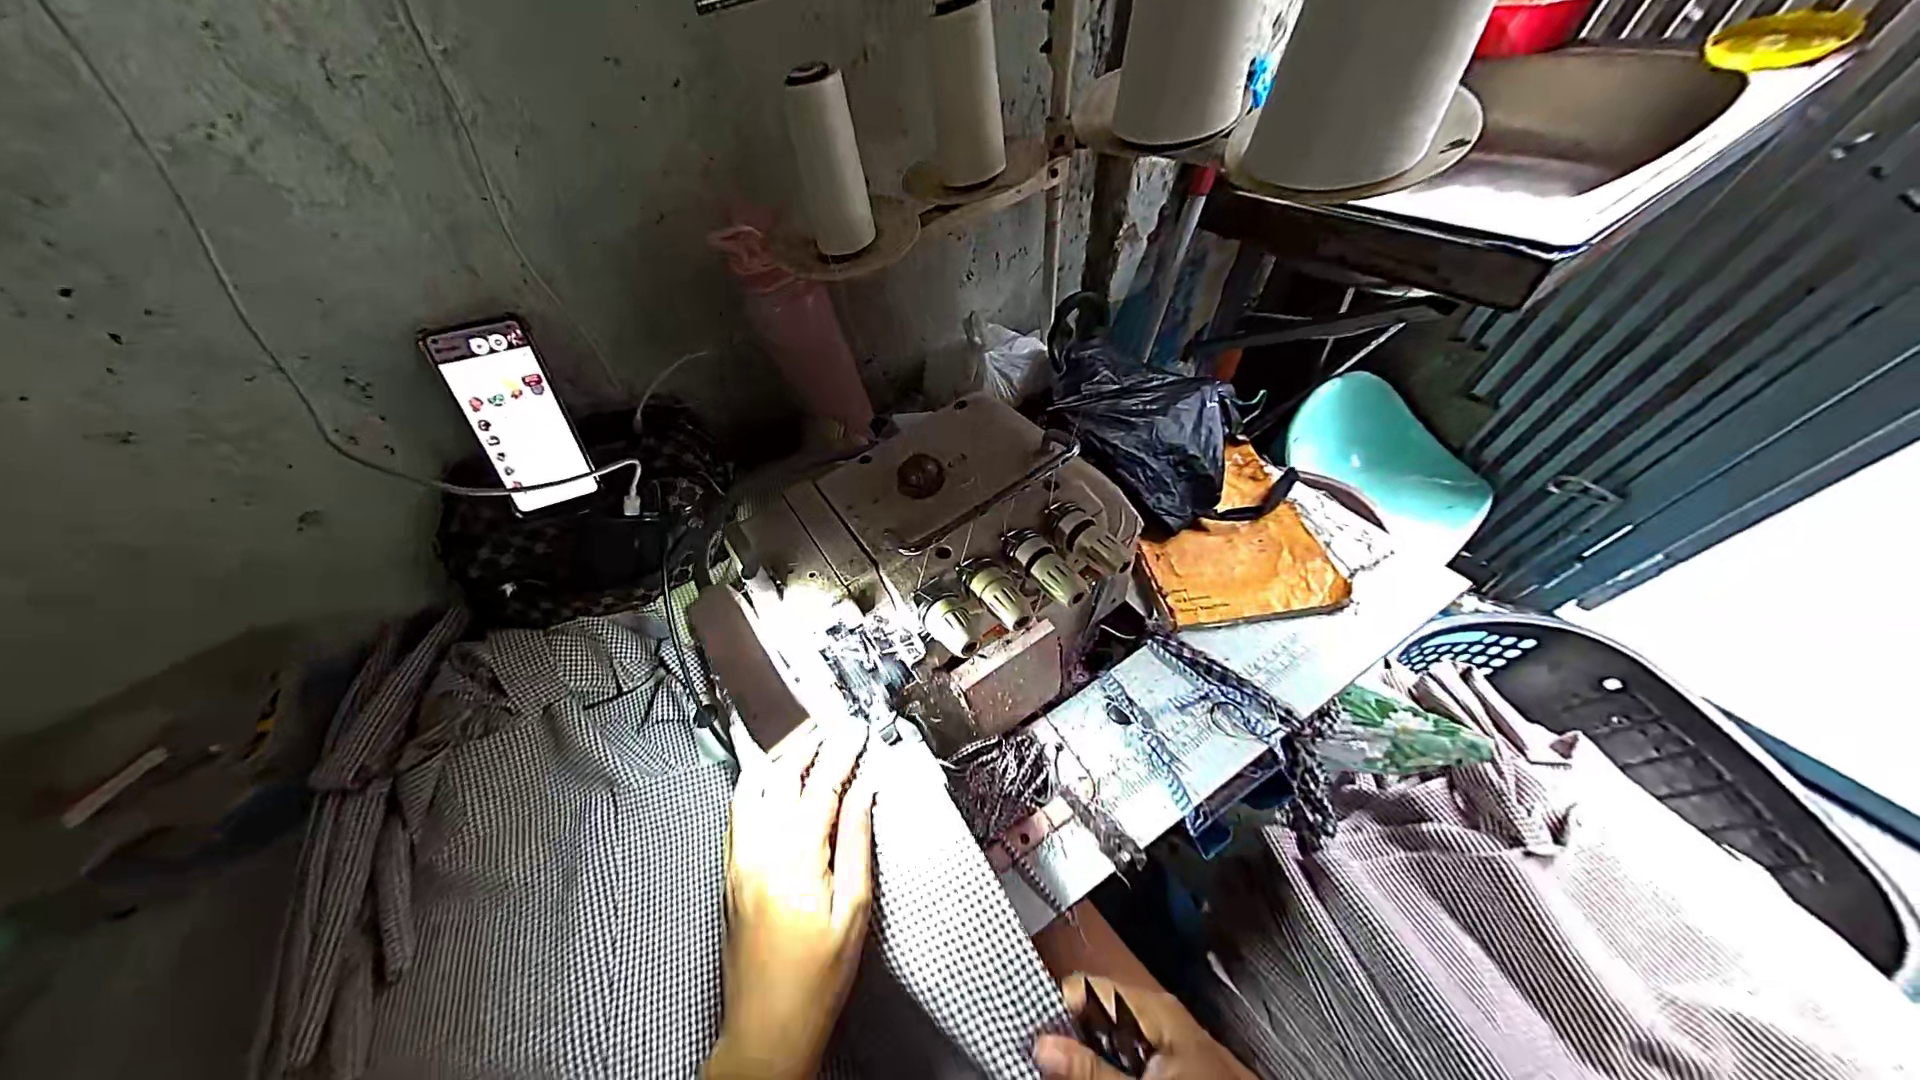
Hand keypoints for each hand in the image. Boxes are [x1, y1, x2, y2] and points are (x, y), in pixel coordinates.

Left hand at [705, 725, 875, 1079]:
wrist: (767, 1029)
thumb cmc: (815, 980)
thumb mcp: (853, 911)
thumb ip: (856, 843)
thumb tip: (863, 795)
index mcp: (794, 862)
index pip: (820, 788)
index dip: (841, 755)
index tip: (856, 734)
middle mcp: (758, 854)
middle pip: (782, 778)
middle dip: (809, 744)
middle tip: (832, 728)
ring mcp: (738, 861)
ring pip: (754, 788)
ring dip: (781, 759)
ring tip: (806, 742)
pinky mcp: (730, 873)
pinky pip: (739, 812)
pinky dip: (757, 784)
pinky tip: (773, 779)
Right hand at [1034, 974, 1258, 1079]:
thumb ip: (1091, 1070)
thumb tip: (1043, 1046)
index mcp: (1150, 1006)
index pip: (1085, 987)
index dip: (1055, 1010)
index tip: (1032, 1038)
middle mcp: (1156, 1014)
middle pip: (1094, 1012)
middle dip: (1070, 1038)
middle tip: (1046, 1064)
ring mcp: (1164, 1041)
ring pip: (1109, 1037)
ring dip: (1088, 1057)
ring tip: (1067, 1073)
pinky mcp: (1171, 1065)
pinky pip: (1127, 1055)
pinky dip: (1108, 1067)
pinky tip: (1097, 1078)